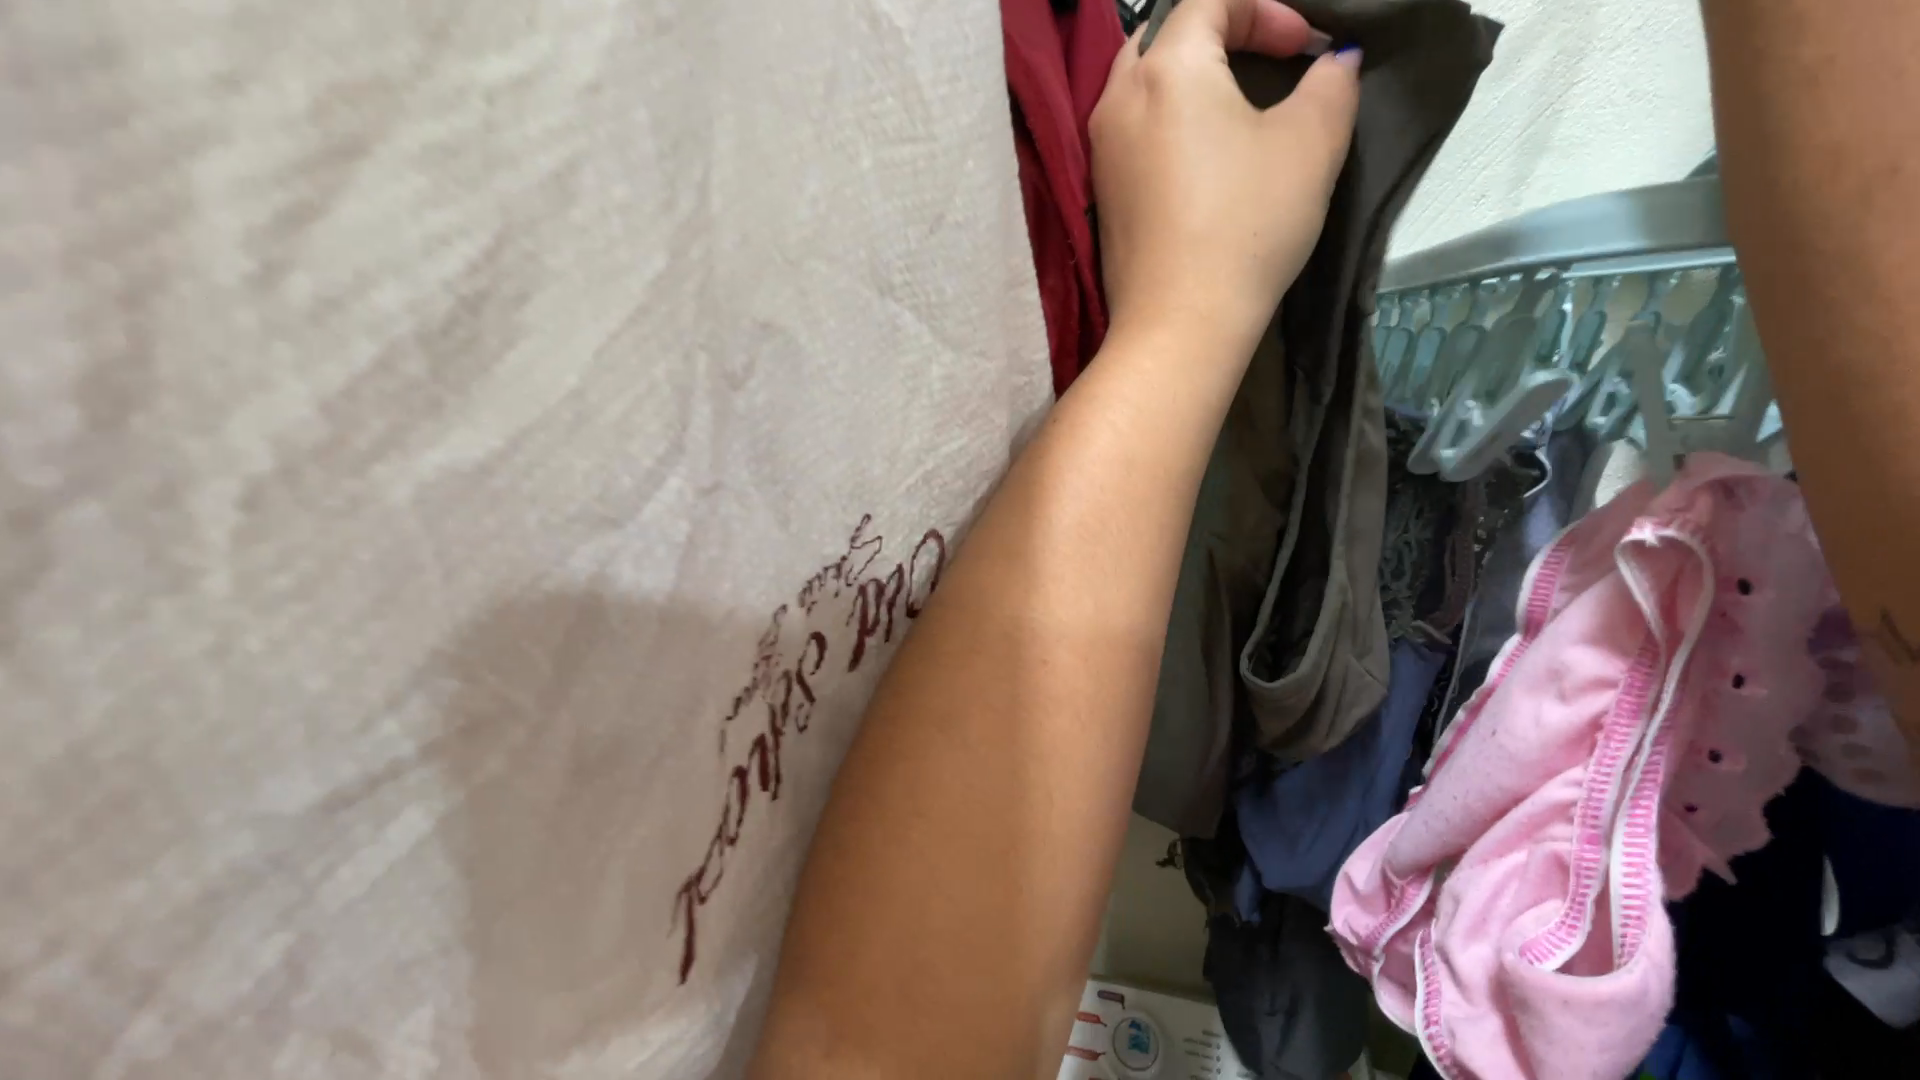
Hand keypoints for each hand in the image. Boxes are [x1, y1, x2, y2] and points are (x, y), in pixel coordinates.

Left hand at [1090, 0, 1360, 357]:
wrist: (1179, 322)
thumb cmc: (1247, 224)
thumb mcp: (1312, 142)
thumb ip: (1331, 85)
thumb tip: (1333, 64)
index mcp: (1164, 67)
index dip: (1268, 7)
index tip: (1306, 48)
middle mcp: (1117, 99)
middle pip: (1165, 33)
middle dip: (1223, 32)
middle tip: (1268, 62)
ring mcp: (1101, 151)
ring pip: (1142, 83)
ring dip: (1192, 78)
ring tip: (1238, 106)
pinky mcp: (1102, 195)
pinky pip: (1132, 131)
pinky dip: (1168, 122)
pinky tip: (1203, 156)